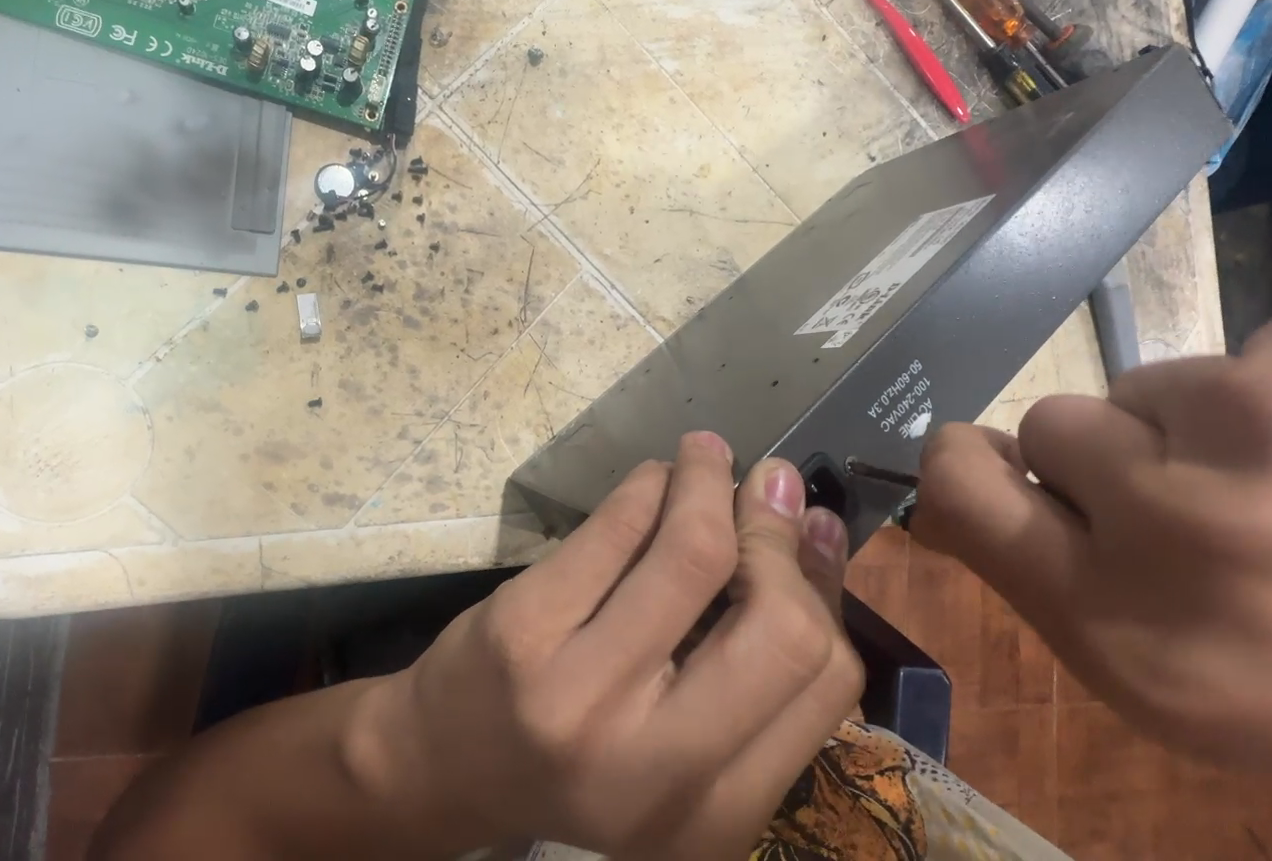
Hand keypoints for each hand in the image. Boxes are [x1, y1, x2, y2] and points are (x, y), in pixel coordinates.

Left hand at [346, 432, 862, 858]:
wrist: (445, 764)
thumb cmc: (578, 753)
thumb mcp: (682, 743)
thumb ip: (757, 659)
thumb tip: (816, 526)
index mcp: (718, 812)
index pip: (826, 679)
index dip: (821, 585)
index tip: (805, 529)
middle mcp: (658, 766)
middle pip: (780, 624)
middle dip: (775, 533)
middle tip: (763, 486)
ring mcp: (584, 693)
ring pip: (693, 552)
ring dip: (710, 482)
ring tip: (707, 458)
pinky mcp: (526, 628)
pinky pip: (616, 525)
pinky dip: (649, 484)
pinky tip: (656, 476)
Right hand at [913, 294, 1271, 831]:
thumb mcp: (1176, 681)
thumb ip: (1039, 567)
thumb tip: (967, 459)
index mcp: (1135, 616)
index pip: (963, 480)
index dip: (974, 469)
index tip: (1022, 483)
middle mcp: (1191, 502)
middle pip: (1061, 422)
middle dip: (1124, 466)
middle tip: (1240, 527)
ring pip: (1173, 380)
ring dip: (1224, 431)